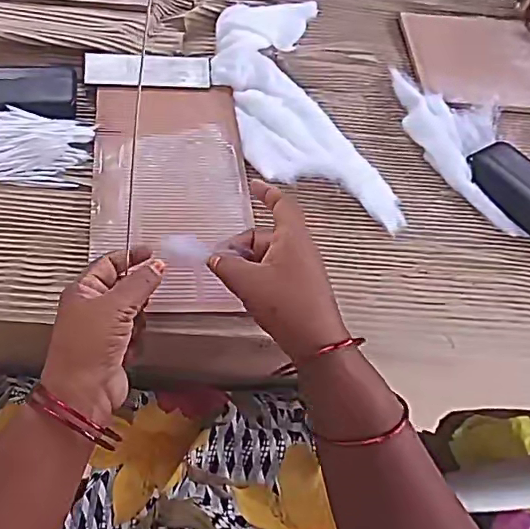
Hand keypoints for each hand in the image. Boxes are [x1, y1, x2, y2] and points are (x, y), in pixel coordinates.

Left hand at [39, 249, 166, 422]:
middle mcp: (90, 307)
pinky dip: (135, 341)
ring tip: (130, 332)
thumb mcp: (116, 306)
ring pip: (133, 313)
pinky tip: (127, 350)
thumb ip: (139, 283)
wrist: (84, 392)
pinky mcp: (114, 349)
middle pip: (124, 289)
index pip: (109, 263)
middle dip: (137, 297)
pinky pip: (135, 334)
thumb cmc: (87, 347)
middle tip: (143, 301)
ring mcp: (102, 329)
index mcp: (83, 290)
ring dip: (137, 322)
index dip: (131, 257)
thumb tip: (156, 265)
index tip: (153, 255)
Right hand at [207, 180, 350, 358]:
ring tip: (232, 281)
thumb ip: (225, 265)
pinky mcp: (299, 286)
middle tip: (219, 260)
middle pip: (263, 236)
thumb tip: (214, 258)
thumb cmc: (289, 306)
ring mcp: (300, 268)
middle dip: (240, 246)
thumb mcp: (247, 282)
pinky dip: (256, 277)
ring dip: (245, 265)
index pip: (280, 205)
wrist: (315, 342)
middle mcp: (299, 248)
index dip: (265, 193)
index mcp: (292, 237)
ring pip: (265, 256)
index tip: (253, 186)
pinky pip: (272, 271)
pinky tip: (246, 292)